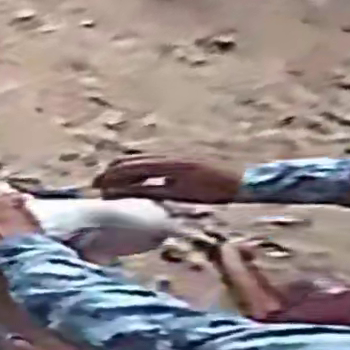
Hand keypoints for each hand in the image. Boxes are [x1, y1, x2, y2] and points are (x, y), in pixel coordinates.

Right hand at [95, 157, 243, 202]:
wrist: (252, 181)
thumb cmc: (216, 192)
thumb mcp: (178, 194)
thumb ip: (146, 191)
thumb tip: (116, 192)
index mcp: (166, 164)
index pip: (127, 167)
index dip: (108, 177)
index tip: (97, 189)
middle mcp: (167, 155)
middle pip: (127, 160)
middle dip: (110, 173)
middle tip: (100, 186)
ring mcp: (174, 155)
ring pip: (136, 159)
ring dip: (121, 171)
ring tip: (115, 185)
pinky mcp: (180, 159)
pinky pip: (148, 161)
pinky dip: (135, 170)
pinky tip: (136, 181)